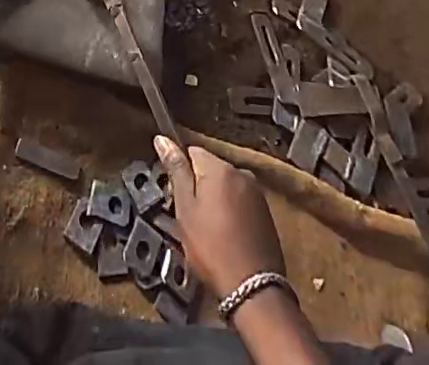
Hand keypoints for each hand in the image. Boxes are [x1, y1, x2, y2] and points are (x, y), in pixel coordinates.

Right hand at [154, 134, 287, 298]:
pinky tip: (224, 235)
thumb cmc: (212, 247)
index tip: (175, 195)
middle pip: (210, 169)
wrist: (253, 288)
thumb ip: (176, 169)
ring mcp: (257, 194)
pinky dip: (229, 212)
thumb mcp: (185, 207)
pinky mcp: (266, 214)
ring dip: (213, 200)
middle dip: (197, 186)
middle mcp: (242, 174)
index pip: (192, 152)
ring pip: (224, 187)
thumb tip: (162, 138)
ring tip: (205, 229)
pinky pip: (239, 202)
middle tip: (188, 216)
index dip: (180, 171)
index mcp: (220, 168)